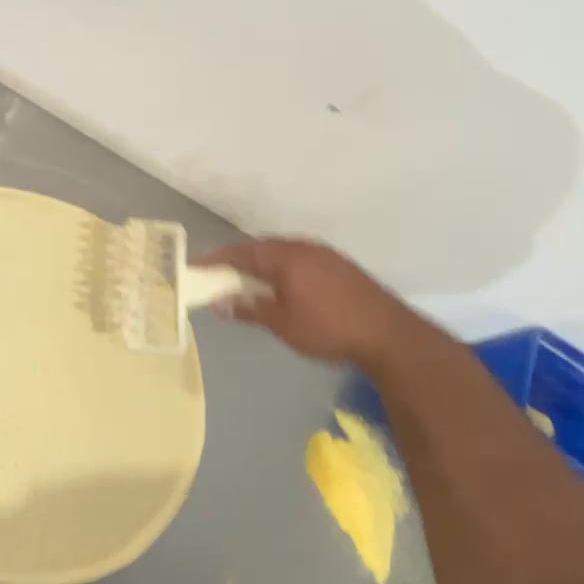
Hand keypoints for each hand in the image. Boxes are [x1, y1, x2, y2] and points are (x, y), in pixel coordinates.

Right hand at [194, 238, 422, 365]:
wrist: (390, 336)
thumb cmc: (328, 329)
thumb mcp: (282, 323)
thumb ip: (249, 308)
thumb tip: (219, 302)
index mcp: (285, 258)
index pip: (241, 252)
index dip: (215, 258)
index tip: (193, 264)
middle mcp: (304, 249)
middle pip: (261, 247)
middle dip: (237, 257)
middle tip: (217, 270)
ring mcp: (326, 256)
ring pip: (283, 251)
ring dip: (261, 261)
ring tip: (246, 276)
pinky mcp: (341, 267)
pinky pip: (300, 258)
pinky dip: (282, 266)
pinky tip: (282, 282)